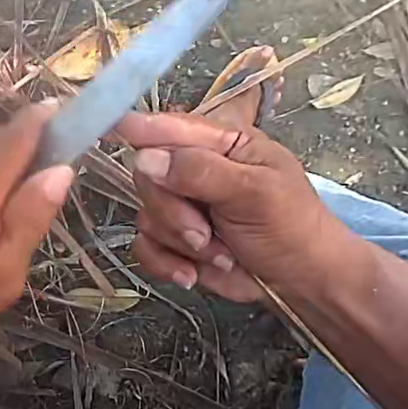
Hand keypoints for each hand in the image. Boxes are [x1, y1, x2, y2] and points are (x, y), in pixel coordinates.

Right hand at [117, 112, 350, 301]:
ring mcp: (178, 207)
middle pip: (147, 177)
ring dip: (179, 242)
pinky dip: (166, 264)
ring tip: (219, 253)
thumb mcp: (254, 192)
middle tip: (203, 233)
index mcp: (218, 143)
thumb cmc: (288, 225)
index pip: (168, 128)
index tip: (110, 130)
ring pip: (146, 216)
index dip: (137, 129)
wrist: (297, 280)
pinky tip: (192, 274)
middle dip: (173, 212)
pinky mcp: (171, 241)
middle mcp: (190, 169)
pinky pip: (144, 247)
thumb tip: (145, 159)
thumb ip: (201, 172)